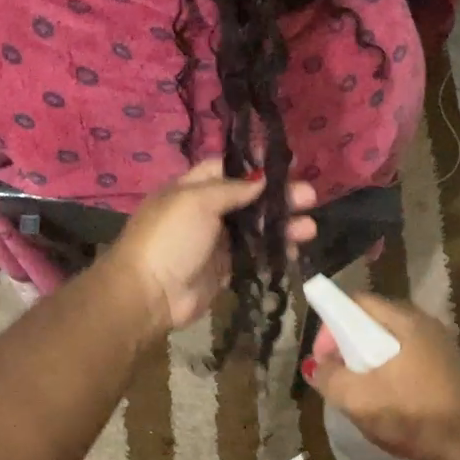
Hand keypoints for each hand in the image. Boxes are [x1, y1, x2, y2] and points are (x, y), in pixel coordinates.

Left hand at [106, 159, 317, 331]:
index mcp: (192, 189)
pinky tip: (295, 250)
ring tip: (310, 228)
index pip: (228, 169)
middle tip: (310, 198)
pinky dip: (275, 252)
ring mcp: (216, 242)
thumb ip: (232, 189)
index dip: (257, 167)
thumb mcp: (196, 202)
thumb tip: (261, 180)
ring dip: (284, 226)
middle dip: (280, 198)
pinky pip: (255, 256)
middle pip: (249, 199)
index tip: (290, 165)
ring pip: (257, 228)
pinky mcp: (225, 269)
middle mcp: (205, 212)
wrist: (149, 294)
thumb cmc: (169, 238)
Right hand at [302, 295, 459, 459]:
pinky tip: (382, 401)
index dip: (332, 324)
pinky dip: (388, 373)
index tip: (323, 358)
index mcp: (406, 321)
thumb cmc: (411, 415)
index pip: (358, 303)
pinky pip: (408, 362)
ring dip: (368, 362)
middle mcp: (426, 326)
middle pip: (375, 322)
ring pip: (392, 345)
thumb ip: (329, 377)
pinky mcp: (447, 372)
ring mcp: (440, 349)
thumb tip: (315, 366)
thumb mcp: (358, 398)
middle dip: (348, 345)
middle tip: (335, 375)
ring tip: (355, 391)